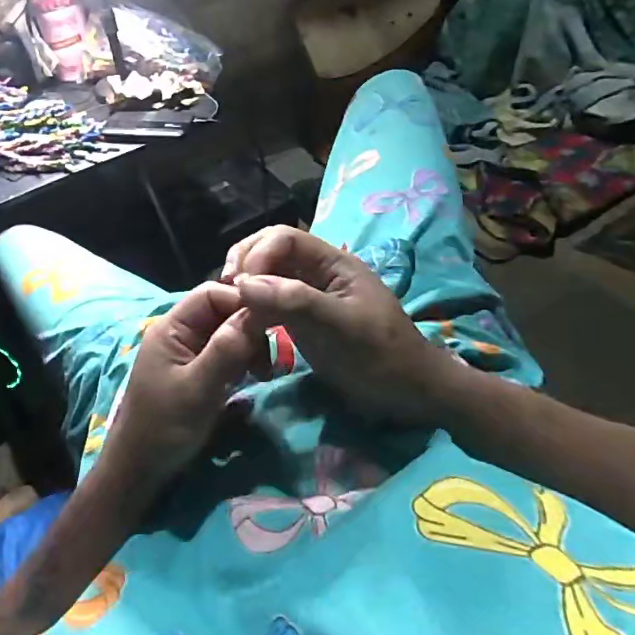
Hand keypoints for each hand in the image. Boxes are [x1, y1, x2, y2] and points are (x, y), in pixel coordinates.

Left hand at [105, 282, 266, 485]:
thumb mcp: (198, 388)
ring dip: (250, 346)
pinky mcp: (197, 371)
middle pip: (223, 311)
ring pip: (228, 333)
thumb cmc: (164, 426)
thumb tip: (257, 312)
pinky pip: (226, 353)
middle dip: (250, 328)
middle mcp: (180, 333)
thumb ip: (226, 350)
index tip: (273, 323)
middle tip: (270, 359)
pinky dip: (243, 361)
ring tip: (263, 373)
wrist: (141, 468)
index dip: (243, 302)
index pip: (213, 294)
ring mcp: (188, 352)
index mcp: (172, 327)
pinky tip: (253, 378)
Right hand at [222, 226, 456, 424]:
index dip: (257, 254)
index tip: (240, 286)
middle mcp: (317, 271)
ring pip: (264, 274)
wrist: (408, 396)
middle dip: (244, 264)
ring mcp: (307, 294)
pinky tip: (241, 322)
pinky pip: (267, 300)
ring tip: (230, 306)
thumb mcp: (341, 328)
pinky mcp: (300, 317)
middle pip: (269, 249)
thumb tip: (244, 284)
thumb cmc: (381, 357)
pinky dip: (250, 307)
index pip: (283, 237)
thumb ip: (295, 301)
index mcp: (333, 262)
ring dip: (244, 285)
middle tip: (226, 291)